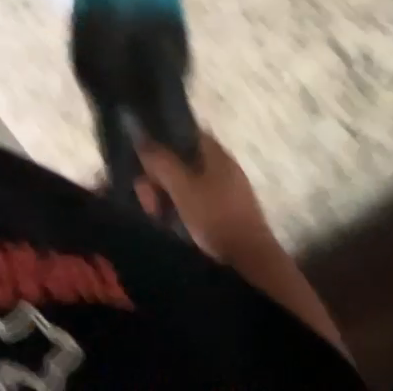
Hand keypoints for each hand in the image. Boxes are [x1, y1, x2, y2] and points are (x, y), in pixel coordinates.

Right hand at [135, 131, 274, 261]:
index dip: (161, 138)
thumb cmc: (215, 216)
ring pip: (185, 181)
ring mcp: (226, 190)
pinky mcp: (226, 210)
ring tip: (155, 212)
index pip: (184, 131)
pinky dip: (179, 205)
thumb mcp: (181, 186)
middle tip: (147, 195)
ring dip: (165, 193)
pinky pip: (194, 198)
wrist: (252, 260)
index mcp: (216, 154)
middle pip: (180, 159)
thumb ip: (160, 161)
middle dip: (158, 174)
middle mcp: (223, 167)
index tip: (143, 154)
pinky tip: (170, 220)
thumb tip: (141, 139)